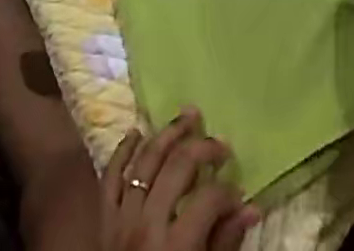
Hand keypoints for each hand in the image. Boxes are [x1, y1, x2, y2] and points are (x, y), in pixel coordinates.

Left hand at [100, 109, 257, 250]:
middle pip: (176, 167)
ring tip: (188, 116)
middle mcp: (145, 224)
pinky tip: (137, 133)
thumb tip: (251, 208)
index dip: (228, 191)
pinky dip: (122, 152)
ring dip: (167, 134)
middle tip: (222, 143)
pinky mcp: (102, 221)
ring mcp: (120, 219)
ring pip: (144, 162)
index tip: (239, 193)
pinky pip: (109, 178)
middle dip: (203, 148)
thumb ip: (224, 244)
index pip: (209, 199)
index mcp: (174, 245)